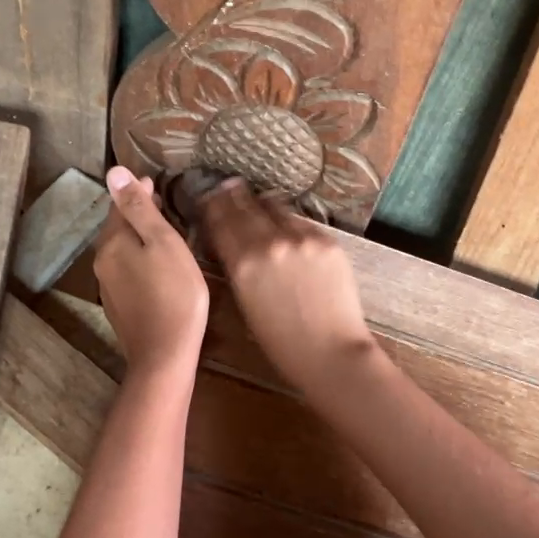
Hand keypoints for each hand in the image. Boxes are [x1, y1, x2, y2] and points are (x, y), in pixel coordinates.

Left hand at [93, 166, 208, 377]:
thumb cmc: (174, 293)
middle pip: (118, 230)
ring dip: (139, 240)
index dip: (139, 193)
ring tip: (164, 236)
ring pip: (123, 253)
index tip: (158, 185)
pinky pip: (128, 274)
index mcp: (111, 243)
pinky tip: (159, 269)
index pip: (120, 206)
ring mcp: (109, 288)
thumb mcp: (163, 243)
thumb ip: (139, 208)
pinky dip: (141, 263)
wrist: (165, 354)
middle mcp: (102, 263)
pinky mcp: (120, 308)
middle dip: (137, 216)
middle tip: (164, 207)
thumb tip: (114, 173)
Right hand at [197, 178, 377, 394]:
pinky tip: (285, 221)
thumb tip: (232, 245)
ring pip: (274, 207)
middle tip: (228, 186)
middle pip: (245, 207)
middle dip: (233, 196)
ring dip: (261, 203)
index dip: (212, 206)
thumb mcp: (245, 303)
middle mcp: (269, 243)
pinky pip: (301, 221)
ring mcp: (301, 238)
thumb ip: (237, 268)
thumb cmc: (280, 342)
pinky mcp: (327, 240)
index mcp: (242, 264)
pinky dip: (288, 219)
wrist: (330, 351)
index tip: (208, 197)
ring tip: (254, 198)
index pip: (220, 222)